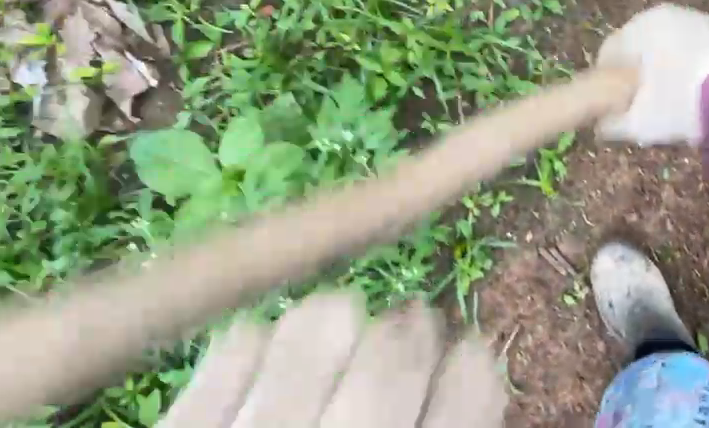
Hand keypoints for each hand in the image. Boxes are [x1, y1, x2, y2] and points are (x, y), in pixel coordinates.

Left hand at [161, 292, 503, 427]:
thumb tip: (472, 361)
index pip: (469, 383)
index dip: (467, 363)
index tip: (454, 362)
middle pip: (399, 345)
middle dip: (406, 334)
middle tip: (396, 340)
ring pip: (322, 324)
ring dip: (333, 327)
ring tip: (330, 346)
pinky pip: (236, 348)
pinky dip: (253, 347)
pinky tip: (260, 369)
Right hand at [595, 4, 708, 144]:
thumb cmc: (680, 101)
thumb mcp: (638, 122)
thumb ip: (612, 122)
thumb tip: (605, 121)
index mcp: (638, 26)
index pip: (608, 53)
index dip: (606, 84)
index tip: (615, 110)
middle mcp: (664, 14)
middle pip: (639, 49)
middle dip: (638, 78)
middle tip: (644, 109)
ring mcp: (695, 19)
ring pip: (666, 49)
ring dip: (664, 72)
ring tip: (674, 104)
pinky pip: (692, 51)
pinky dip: (688, 68)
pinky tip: (695, 91)